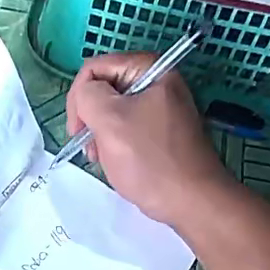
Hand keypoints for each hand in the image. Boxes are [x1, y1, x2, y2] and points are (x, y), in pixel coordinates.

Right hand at [64, 52, 237, 228]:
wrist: (192, 201)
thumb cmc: (150, 161)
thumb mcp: (110, 120)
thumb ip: (88, 96)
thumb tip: (85, 97)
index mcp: (149, 69)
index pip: (94, 69)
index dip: (79, 98)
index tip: (77, 131)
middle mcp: (158, 82)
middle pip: (105, 90)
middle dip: (91, 118)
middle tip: (91, 149)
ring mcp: (163, 109)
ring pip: (115, 113)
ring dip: (102, 135)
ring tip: (103, 159)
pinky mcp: (164, 133)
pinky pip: (129, 130)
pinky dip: (117, 145)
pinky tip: (118, 163)